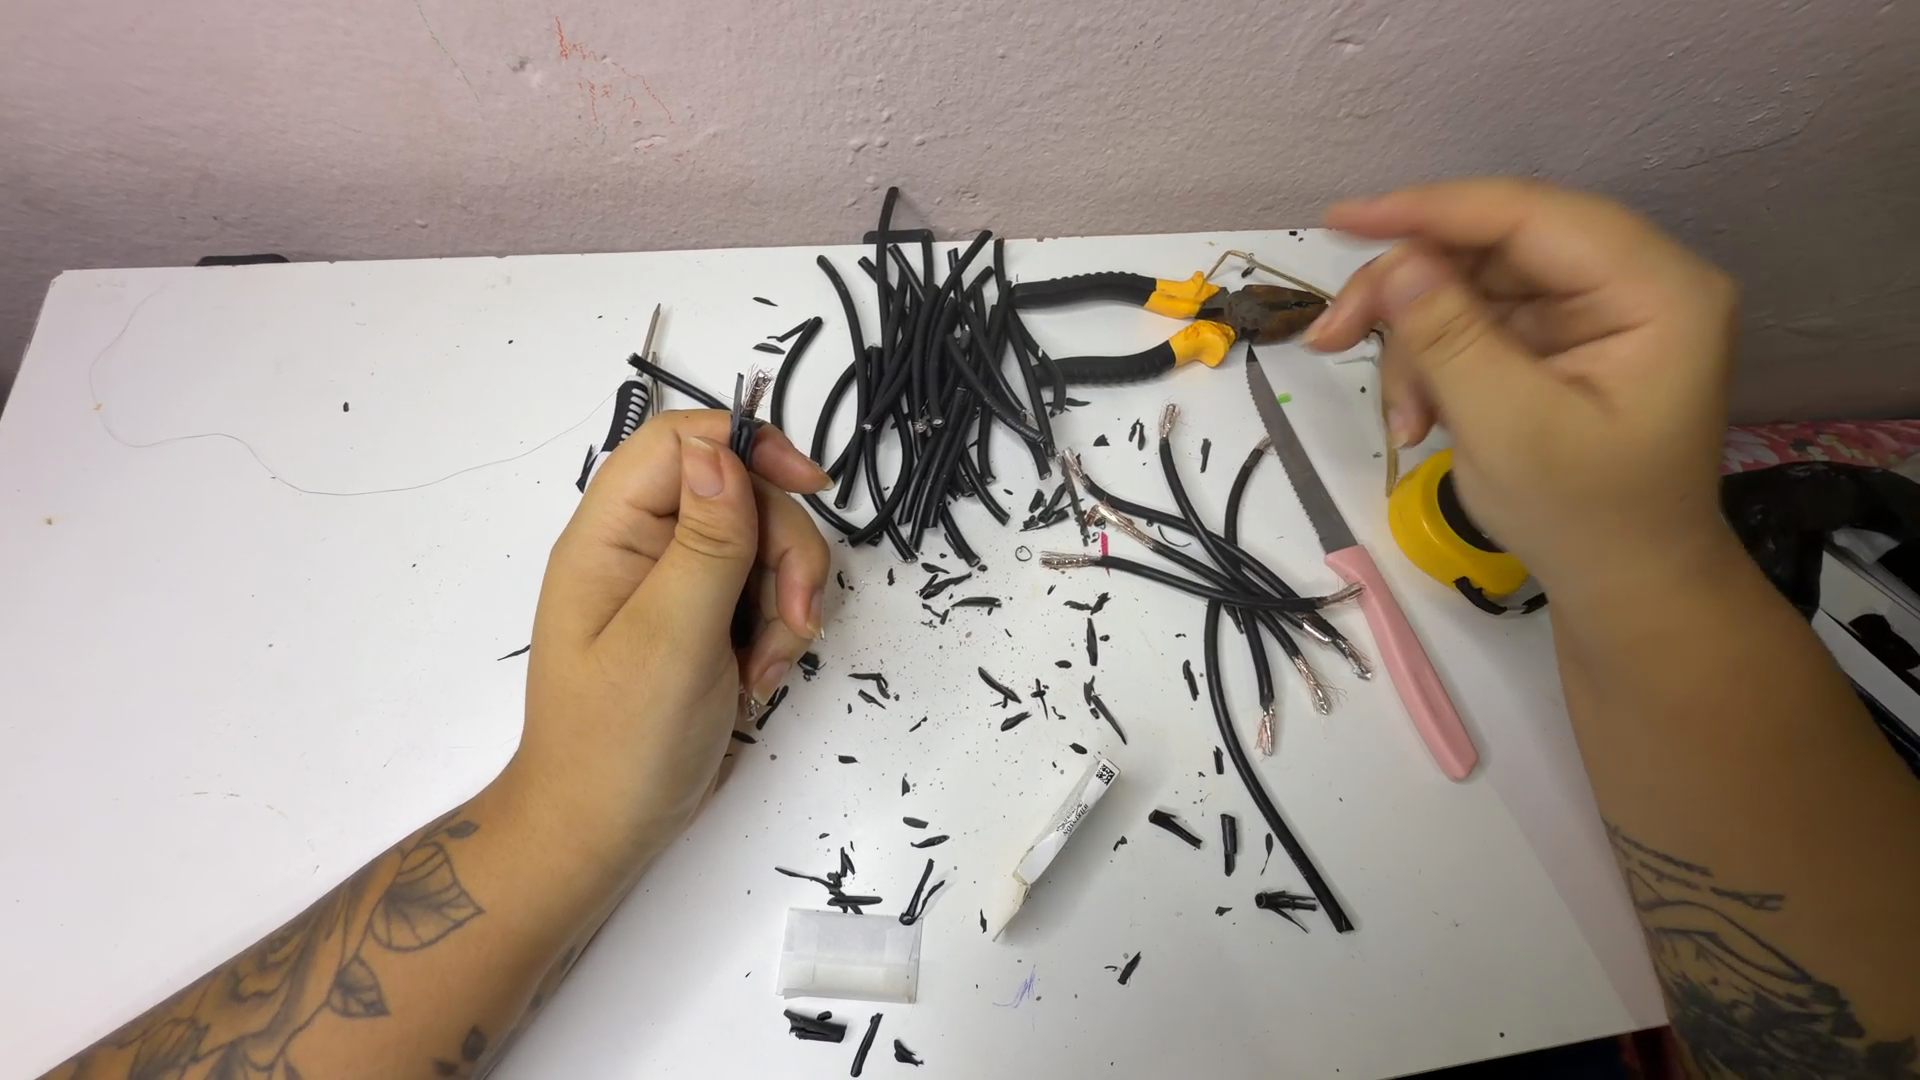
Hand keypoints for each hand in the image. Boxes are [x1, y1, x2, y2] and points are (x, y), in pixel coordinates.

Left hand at [512, 411, 831, 865]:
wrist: (608, 828)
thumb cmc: (622, 740)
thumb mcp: (672, 638)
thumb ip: (705, 542)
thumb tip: (719, 450)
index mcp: (613, 533)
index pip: (682, 443)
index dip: (750, 446)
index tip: (812, 486)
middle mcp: (647, 544)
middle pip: (744, 495)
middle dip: (785, 554)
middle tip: (795, 620)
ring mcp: (683, 581)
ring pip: (768, 545)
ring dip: (789, 601)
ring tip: (770, 666)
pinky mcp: (711, 615)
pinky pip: (769, 590)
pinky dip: (782, 629)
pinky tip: (765, 675)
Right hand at [1307, 178, 1740, 597]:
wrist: (1616, 575)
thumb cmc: (1581, 511)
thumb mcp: (1508, 427)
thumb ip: (1451, 340)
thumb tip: (1397, 267)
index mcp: (1650, 290)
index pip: (1528, 217)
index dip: (1430, 211)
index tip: (1340, 221)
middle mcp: (1618, 285)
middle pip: (1483, 251)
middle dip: (1401, 295)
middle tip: (1329, 339)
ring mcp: (1578, 315)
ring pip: (1459, 291)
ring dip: (1409, 349)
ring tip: (1401, 419)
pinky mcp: (1543, 345)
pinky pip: (1460, 331)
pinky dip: (1423, 371)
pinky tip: (1417, 420)